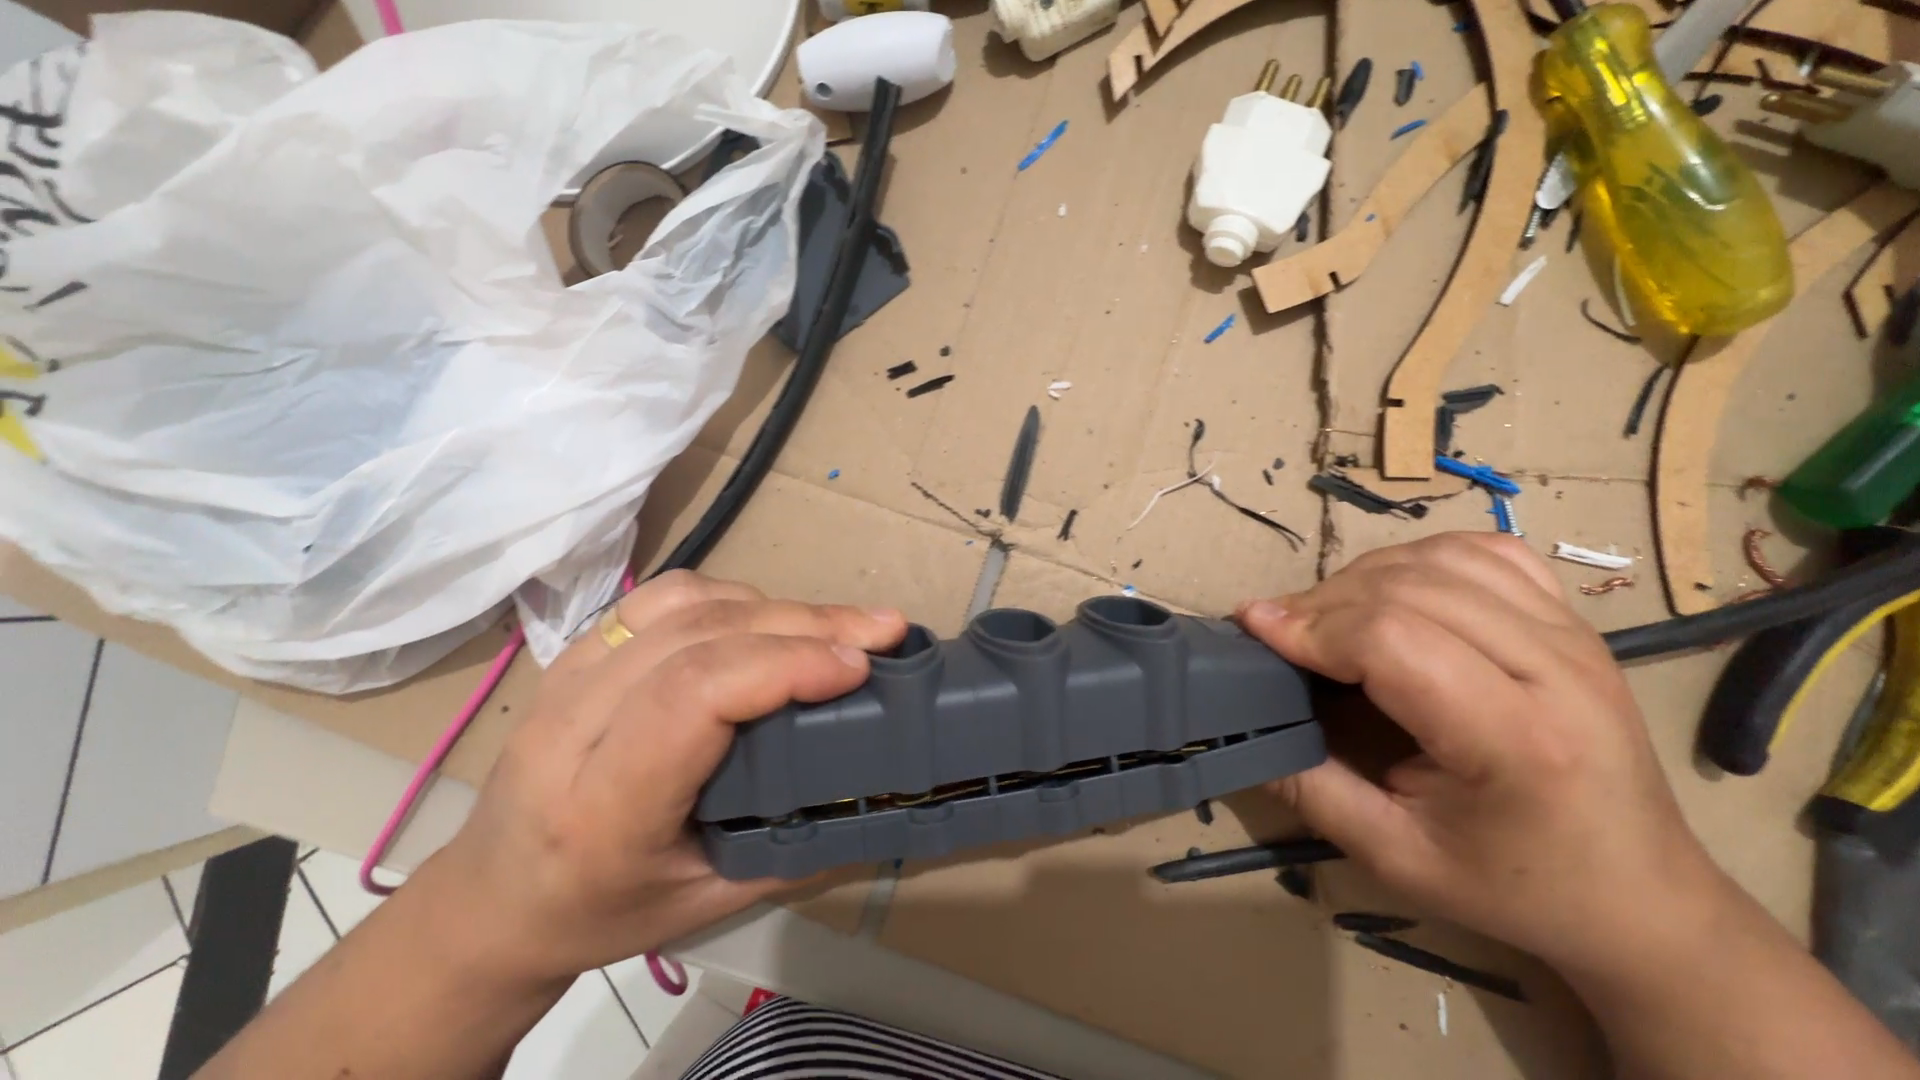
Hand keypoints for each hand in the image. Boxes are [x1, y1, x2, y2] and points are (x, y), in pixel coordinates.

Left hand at [414, 570, 906, 985]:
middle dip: (803, 624)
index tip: (858, 666)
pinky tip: (770, 619)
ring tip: (838, 626)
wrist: (493, 899)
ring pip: (682, 604)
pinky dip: (730, 598)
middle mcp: (572, 725)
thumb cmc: (601, 912)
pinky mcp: (573, 654)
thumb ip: (793, 849)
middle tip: (881, 631)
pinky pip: (659, 599)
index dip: (783, 665)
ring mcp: (565, 677)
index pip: (693, 696)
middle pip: (697, 636)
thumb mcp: (707, 903)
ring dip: (774, 605)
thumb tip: (879, 795)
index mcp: (603, 803)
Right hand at [1236, 533, 1732, 972]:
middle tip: (1276, 632)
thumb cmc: (1514, 884)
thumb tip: (1244, 725)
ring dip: (1365, 576)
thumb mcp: (1396, 856)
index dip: (1312, 626)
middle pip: (1410, 588)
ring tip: (1325, 616)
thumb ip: (1313, 789)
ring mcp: (1574, 634)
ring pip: (1442, 559)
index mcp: (1517, 737)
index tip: (1252, 629)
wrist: (1638, 892)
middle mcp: (1556, 667)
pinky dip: (1422, 558)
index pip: (1394, 639)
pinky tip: (1394, 591)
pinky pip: (1485, 554)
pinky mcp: (1574, 622)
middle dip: (1323, 601)